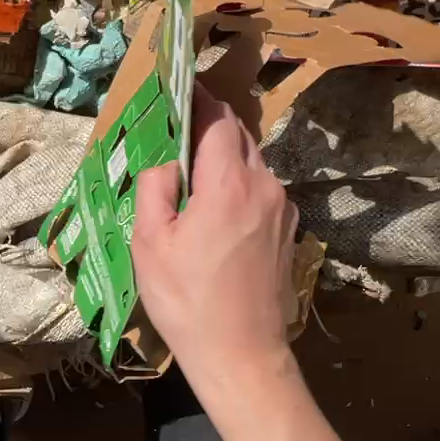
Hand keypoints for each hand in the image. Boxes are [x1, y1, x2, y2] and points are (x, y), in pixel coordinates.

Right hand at [132, 88, 300, 403]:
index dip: (199, 98)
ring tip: (195, 171)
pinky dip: (240, 183)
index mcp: (229, 184)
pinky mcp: (289, 232)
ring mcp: (283, 210)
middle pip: (240, 136)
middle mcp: (264, 187)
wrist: (241, 355)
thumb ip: (155, 187)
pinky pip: (263, 190)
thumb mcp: (150, 242)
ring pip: (254, 163)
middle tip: (180, 128)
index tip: (181, 85)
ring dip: (226, 157)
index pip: (218, 120)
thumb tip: (165, 161)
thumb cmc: (187, 301)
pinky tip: (218, 208)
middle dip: (211, 125)